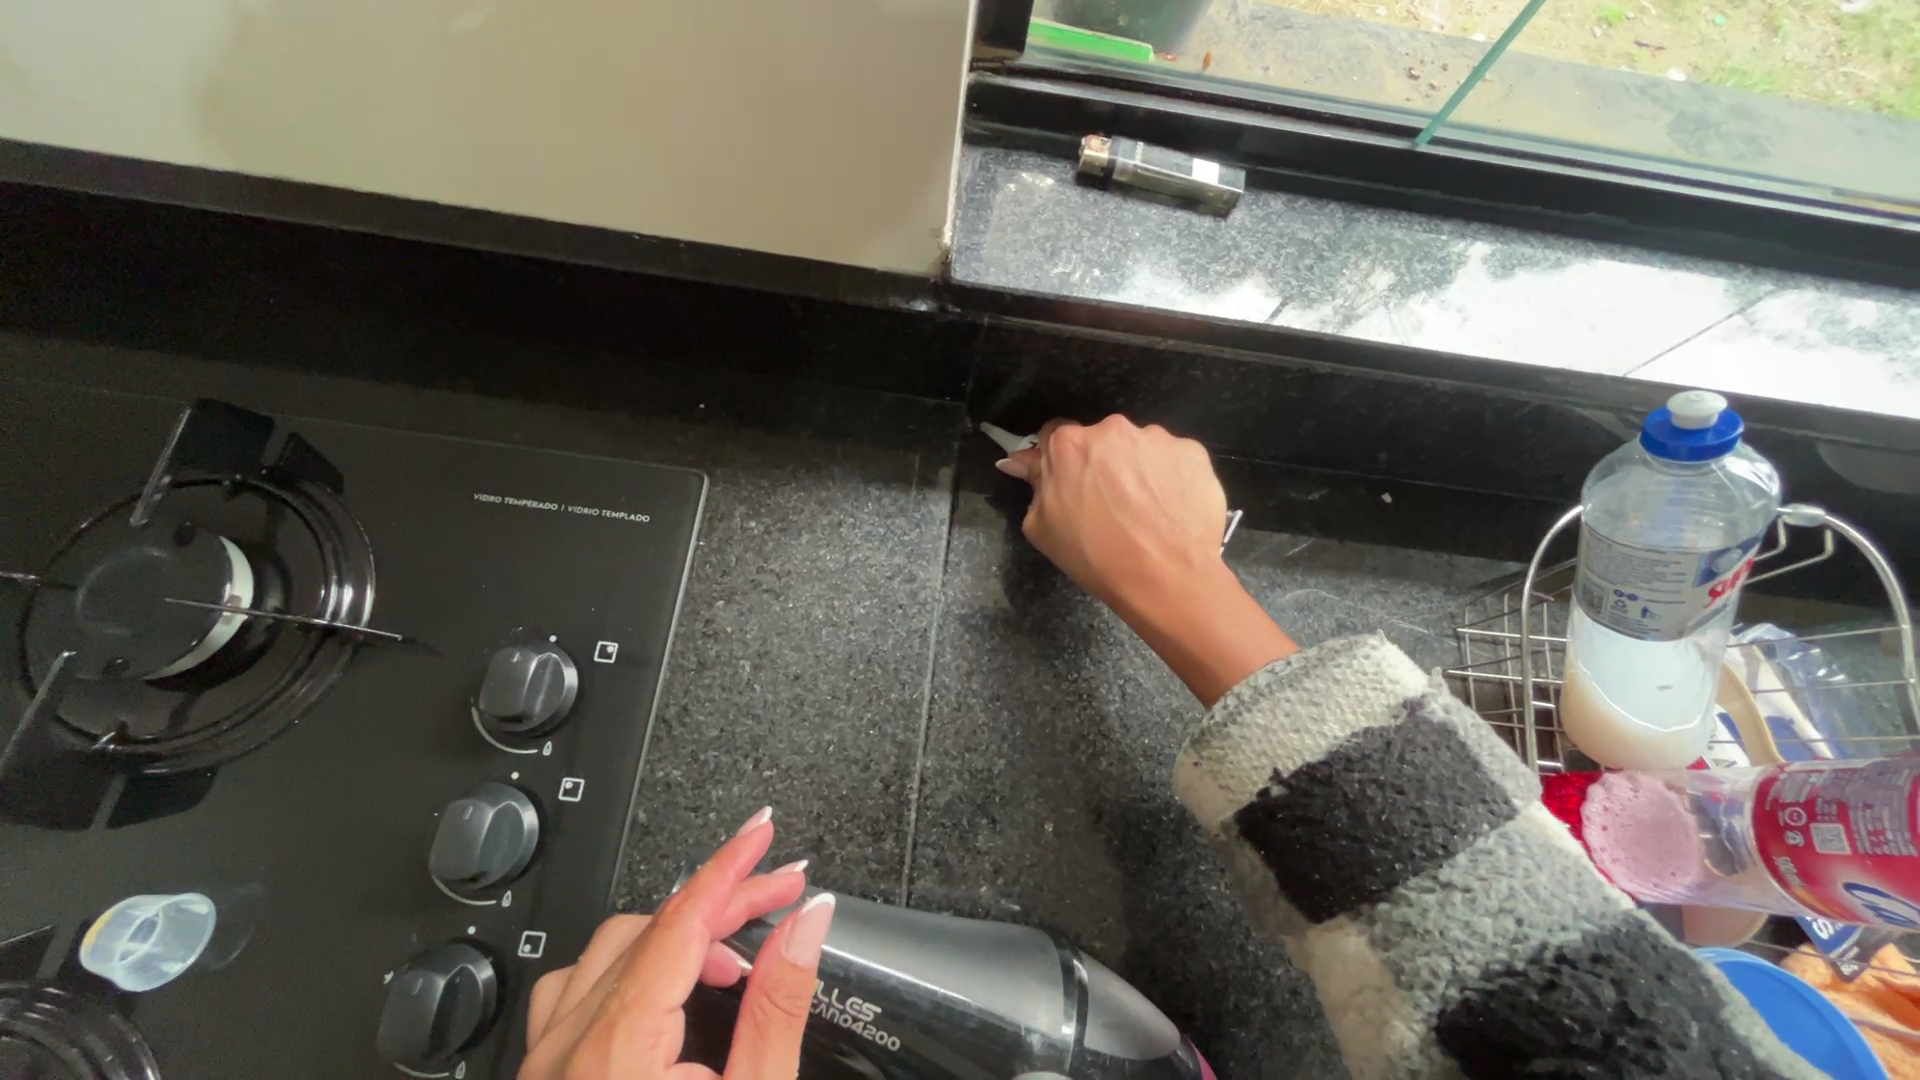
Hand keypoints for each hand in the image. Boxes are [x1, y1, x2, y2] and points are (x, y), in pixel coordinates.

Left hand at [520, 808, 834, 1079]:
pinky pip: (579, 988)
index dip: (732, 864)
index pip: (683, 917)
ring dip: (679, 932)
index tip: (766, 831)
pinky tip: (668, 986)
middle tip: (784, 893)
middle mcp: (565, 1052)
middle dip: (725, 899)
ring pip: (611, 950)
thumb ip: (779, 1005)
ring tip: (734, 949)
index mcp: (615, 1053)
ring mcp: (544, 1068)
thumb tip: (808, 921)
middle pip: (654, 925)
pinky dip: (635, 965)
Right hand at [997, 416, 1228, 608]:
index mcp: (1069, 444)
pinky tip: (1170, 510)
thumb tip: (1023, 462)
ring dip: (1138, 470)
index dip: (1061, 461)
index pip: (1054, 434)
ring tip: (1145, 512)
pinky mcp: (1192, 452)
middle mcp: (1112, 429)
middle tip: (1108, 505)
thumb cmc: (1095, 556)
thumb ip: (1034, 485)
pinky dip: (1171, 478)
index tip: (1070, 482)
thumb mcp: (1042, 527)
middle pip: (1100, 440)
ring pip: (1139, 448)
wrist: (1164, 577)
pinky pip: (1173, 460)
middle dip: (1101, 464)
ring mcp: (1157, 438)